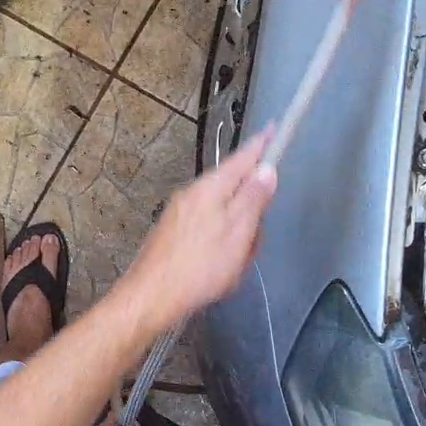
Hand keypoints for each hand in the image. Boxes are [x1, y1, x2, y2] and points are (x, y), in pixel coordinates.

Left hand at [115, 129, 278, 332]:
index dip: (262, 145)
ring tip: (231, 265)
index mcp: (211, 188)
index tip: (274, 129)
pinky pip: (208, 230)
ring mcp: (180, 212)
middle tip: (250, 244)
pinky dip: (219, 246)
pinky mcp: (174, 232)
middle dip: (250, 214)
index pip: (243, 158)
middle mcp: (192, 193)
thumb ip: (254, 199)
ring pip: (222, 214)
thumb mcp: (238, 232)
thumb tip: (267, 169)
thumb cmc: (199, 267)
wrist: (152, 296)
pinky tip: (217, 270)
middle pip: (234, 190)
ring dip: (235, 236)